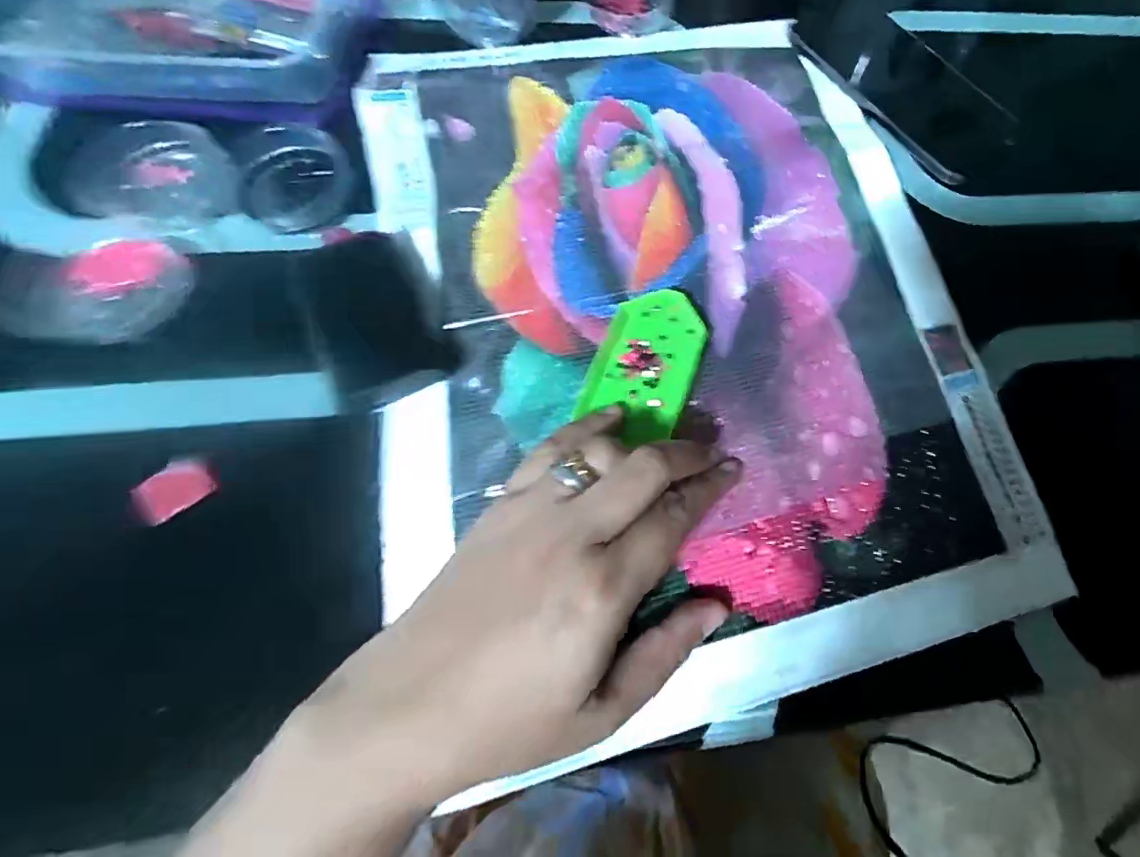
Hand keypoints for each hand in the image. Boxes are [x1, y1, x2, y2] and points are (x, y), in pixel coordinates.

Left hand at [184, 407, 739, 855]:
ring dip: (643, 434)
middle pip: (642, 469)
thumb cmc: (510, 720)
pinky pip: (550, 450)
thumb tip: (719, 601)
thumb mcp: (602, 712)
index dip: (710, 489)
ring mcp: (529, 512)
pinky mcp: (500, 506)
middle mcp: (570, 536)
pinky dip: (585, 426)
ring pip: (599, 450)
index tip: (734, 469)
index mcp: (602, 590)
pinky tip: (609, 419)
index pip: (672, 518)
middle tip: (714, 444)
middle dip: (687, 451)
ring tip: (672, 431)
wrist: (405, 708)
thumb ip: (667, 650)